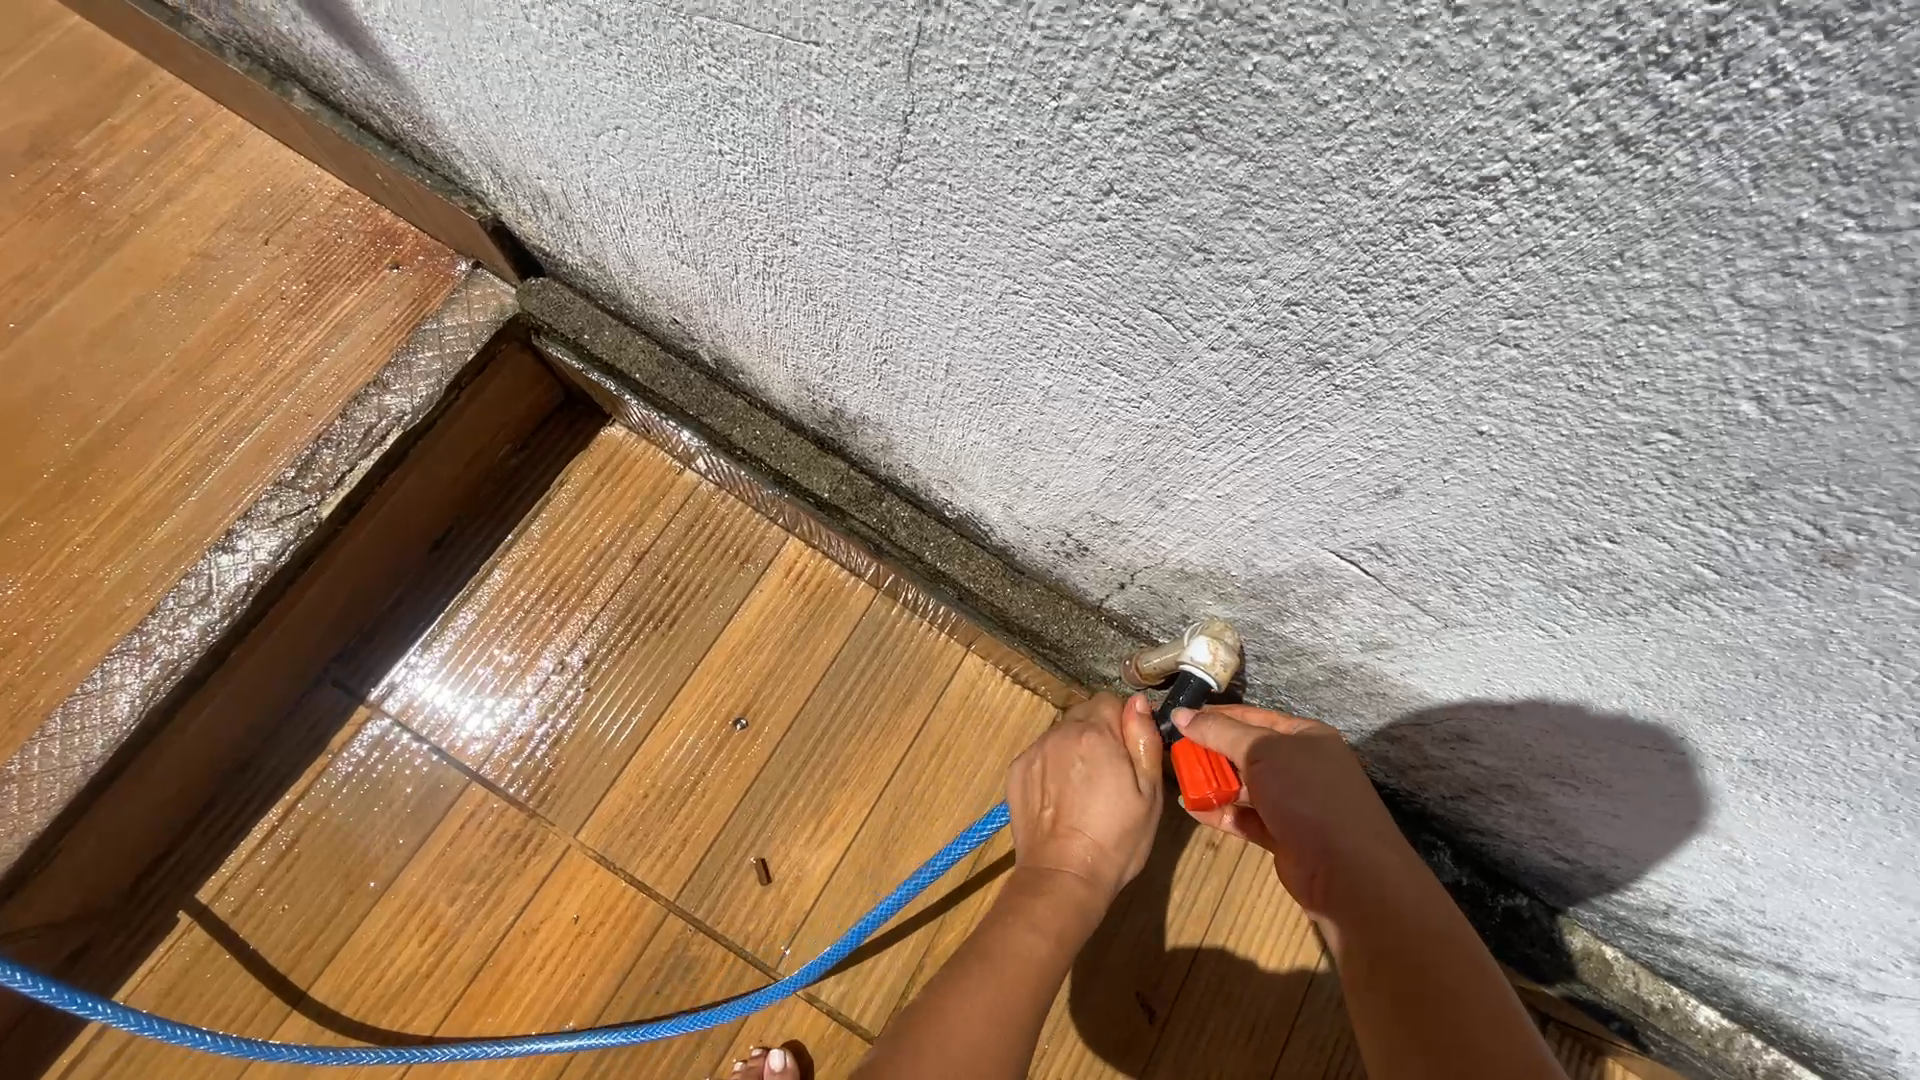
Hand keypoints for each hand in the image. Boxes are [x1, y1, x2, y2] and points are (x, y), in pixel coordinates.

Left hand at [1006, 692, 1162, 906]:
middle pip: (1084, 715)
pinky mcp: (1017, 770)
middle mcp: (1060, 732)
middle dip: (1098, 733)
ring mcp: (1035, 751)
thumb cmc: (1116, 839)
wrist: (1063, 874)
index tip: (1128, 751)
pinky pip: (1041, 754)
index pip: (1110, 701)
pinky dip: (1052, 765)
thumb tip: (1137, 702)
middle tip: (1109, 773)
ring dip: (1073, 748)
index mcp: (1096, 733)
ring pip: (1061, 734)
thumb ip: (1143, 740)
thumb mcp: (1149, 793)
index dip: (1123, 723)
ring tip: (1083, 789)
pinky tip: (1060, 798)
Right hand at [1172, 705, 1424, 917]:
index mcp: (1304, 736)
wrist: (1349, 873)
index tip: (1178, 720)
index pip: (1251, 717)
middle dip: (1209, 753)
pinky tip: (1192, 808)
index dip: (1214, 717)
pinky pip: (1244, 816)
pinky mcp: (1282, 834)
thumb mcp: (1261, 751)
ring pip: (1242, 785)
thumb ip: (1219, 732)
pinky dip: (1220, 811)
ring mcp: (1293, 802)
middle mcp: (1300, 765)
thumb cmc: (1307, 795)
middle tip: (1174, 754)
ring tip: (1179, 782)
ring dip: (1212, 783)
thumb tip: (1181, 714)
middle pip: (1244, 751)